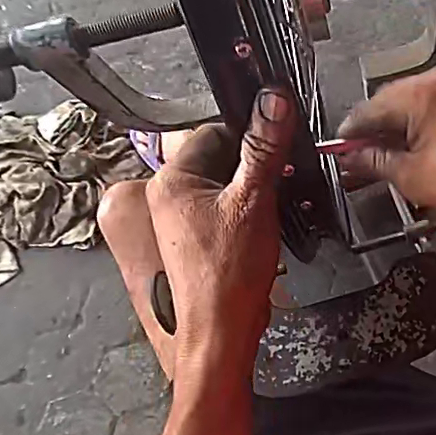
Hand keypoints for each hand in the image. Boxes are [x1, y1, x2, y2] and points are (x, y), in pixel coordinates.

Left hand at [145, 88, 294, 369]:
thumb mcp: (255, 202)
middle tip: (270, 192)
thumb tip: (272, 105)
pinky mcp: (189, 244)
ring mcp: (174, 224)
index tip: (273, 150)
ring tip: (261, 220)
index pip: (213, 133)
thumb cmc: (227, 276)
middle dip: (249, 173)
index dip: (249, 140)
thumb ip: (264, 150)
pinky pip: (218, 214)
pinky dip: (240, 218)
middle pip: (217, 162)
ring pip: (219, 189)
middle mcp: (162, 199)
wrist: (220, 329)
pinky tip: (254, 236)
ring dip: (247, 197)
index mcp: (169, 181)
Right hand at [336, 69, 435, 224]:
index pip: (368, 110)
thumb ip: (376, 163)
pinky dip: (430, 118)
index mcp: (420, 96)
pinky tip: (429, 142)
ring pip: (418, 99)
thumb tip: (355, 158)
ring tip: (400, 153)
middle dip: (378, 127)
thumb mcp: (414, 177)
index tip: (343, 147)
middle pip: (392, 100)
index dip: (351, 133)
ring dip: (404, 122)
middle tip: (367, 154)